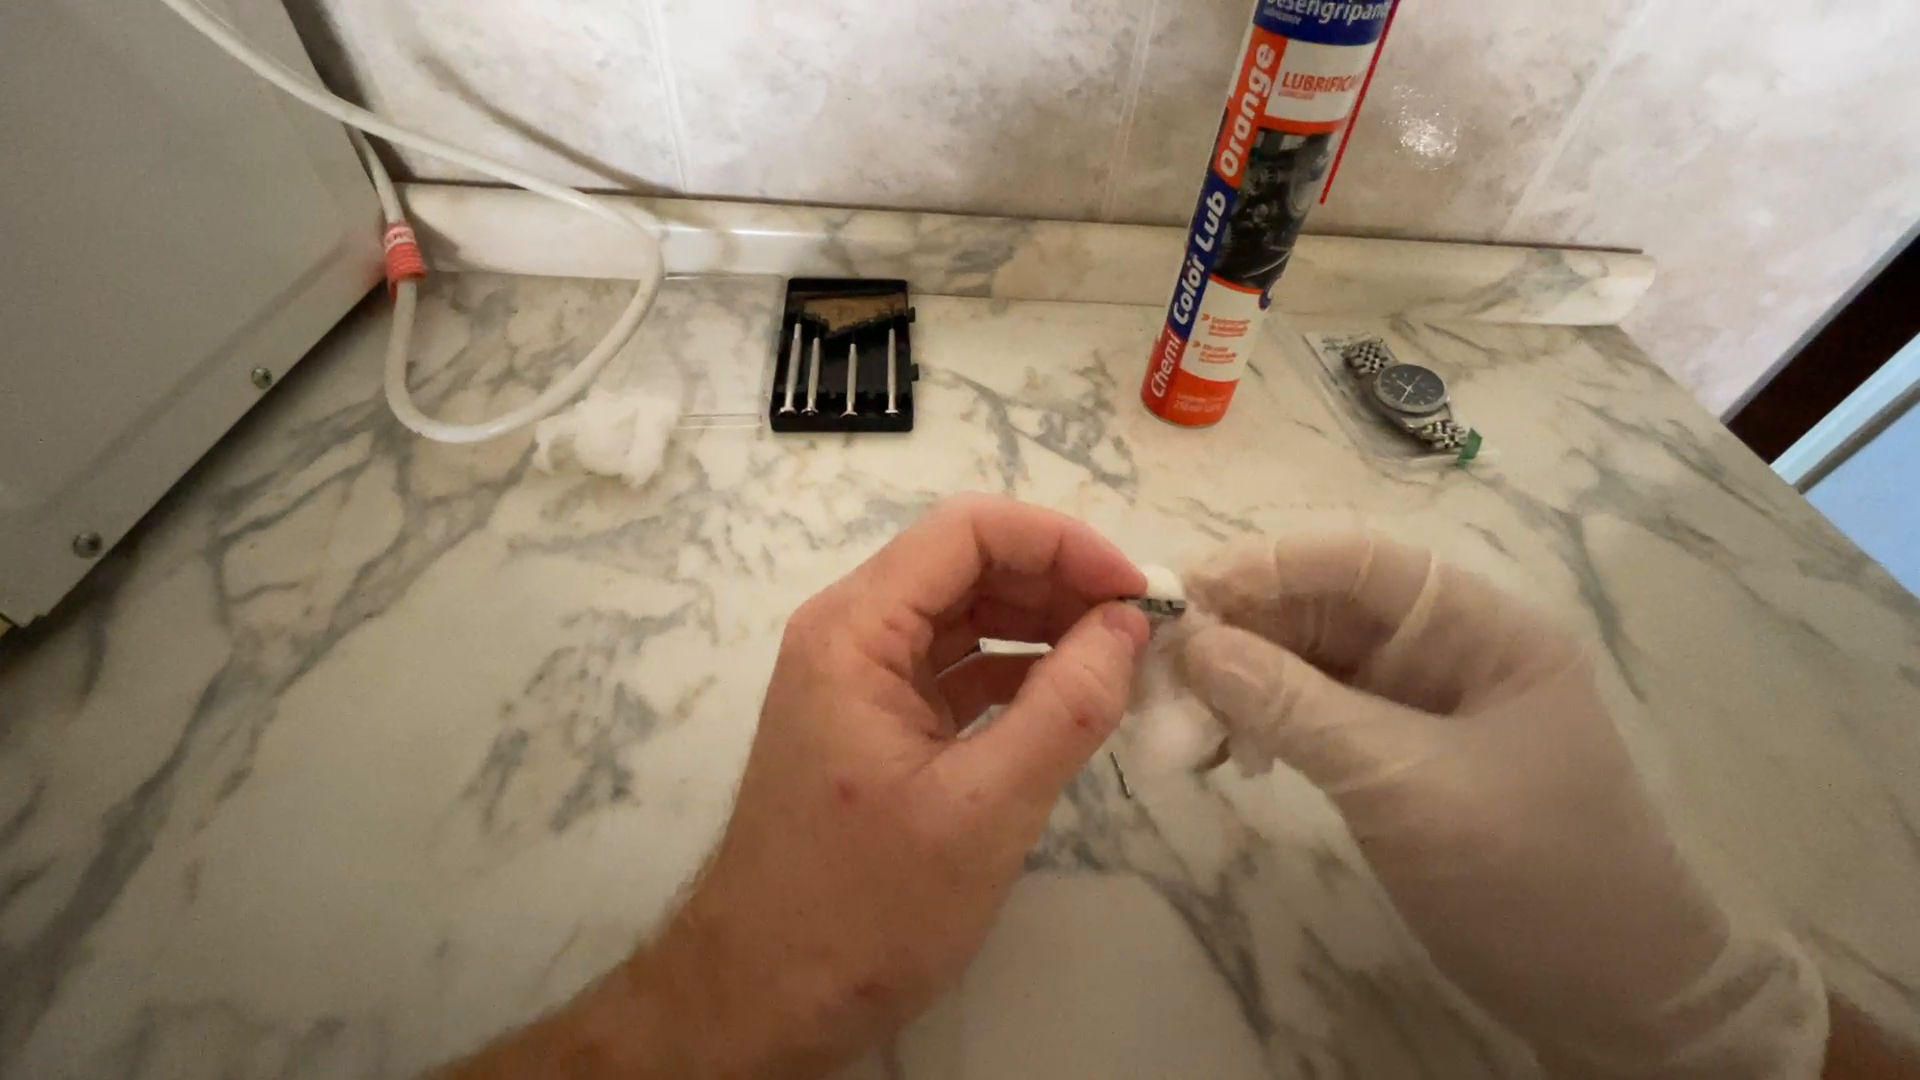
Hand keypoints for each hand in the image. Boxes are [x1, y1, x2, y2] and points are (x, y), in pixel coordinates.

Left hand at [441, 494, 1149, 1078]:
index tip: (1132, 590)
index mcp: (855, 629)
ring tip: (1117, 655)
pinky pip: (957, 664)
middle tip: (1137, 626)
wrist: (763, 996)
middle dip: (1057, 580)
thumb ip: (1066, 707)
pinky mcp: (878, 714)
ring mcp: (862, 673)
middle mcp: (851, 631)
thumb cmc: (863, 910)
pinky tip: (1070, 692)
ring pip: (965, 611)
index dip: (1059, 542)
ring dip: (1042, 622)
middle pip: (966, 562)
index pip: (967, 531)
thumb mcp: (983, 810)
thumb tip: (1127, 626)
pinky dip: (1017, 668)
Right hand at [1178, 534, 1828, 1077]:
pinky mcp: (1374, 740)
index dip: (1263, 565)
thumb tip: (1191, 645)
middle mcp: (1431, 643)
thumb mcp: (1402, 782)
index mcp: (1472, 625)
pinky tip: (1219, 749)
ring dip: (1231, 678)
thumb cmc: (1530, 875)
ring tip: (1177, 716)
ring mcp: (1401, 693)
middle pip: (1310, 605)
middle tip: (1159, 664)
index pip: (1353, 561)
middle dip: (1234, 629)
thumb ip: (1292, 706)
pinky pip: (1295, 706)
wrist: (1606, 1000)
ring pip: (1293, 656)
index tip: (1184, 594)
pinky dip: (1251, 718)